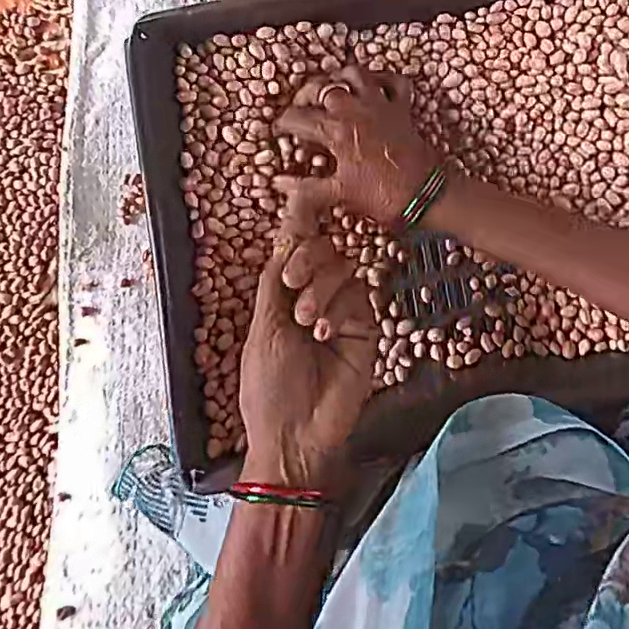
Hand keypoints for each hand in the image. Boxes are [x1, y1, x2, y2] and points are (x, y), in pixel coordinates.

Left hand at [237, 194, 377, 491]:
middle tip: (293, 283)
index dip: (297, 223)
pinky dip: (337, 306)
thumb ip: (275, 280)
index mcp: (284, 295)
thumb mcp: (263, 328)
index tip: (299, 194)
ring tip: (306, 320)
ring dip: (321, 285)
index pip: (294, 249)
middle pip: (321, 249)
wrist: (295, 435)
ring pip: (341, 267)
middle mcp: (314, 294)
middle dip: (307, 256)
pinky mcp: (365, 325)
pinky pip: (357, 294)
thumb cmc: (268, 385)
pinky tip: (323, 331)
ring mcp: (342, 309)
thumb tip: (285, 234)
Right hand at [273, 65, 435, 225]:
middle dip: (307, 95)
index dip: (284, 123)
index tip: (280, 130)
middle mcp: (355, 110)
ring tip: (333, 89)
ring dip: (341, 78)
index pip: (298, 118)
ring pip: (356, 74)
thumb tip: (278, 184)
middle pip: (322, 87)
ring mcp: (380, 105)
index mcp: (335, 131)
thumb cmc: (381, 195)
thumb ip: (306, 189)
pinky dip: (383, 78)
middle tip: (302, 108)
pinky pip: (394, 81)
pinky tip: (374, 86)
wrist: (426, 194)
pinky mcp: (401, 108)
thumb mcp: (340, 193)